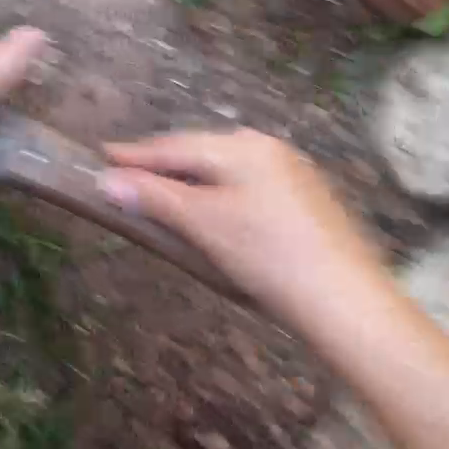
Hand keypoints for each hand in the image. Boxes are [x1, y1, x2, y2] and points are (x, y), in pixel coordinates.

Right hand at [98, 131, 386, 319]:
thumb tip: (105, 180)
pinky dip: (218, 194)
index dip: (134, 154)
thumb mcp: (200, 223)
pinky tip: (211, 213)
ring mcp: (291, 173)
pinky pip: (246, 185)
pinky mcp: (306, 201)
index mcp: (241, 147)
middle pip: (200, 152)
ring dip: (190, 180)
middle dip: (162, 164)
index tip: (101, 155)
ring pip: (225, 169)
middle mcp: (267, 148)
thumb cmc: (265, 255)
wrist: (347, 303)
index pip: (173, 145)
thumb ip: (152, 196)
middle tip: (127, 176)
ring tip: (162, 193)